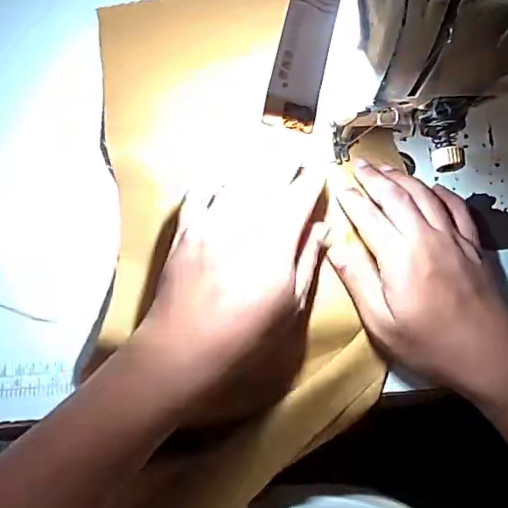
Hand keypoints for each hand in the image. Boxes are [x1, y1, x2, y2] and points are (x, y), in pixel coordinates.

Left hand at [127, 165, 326, 418]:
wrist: (184, 346)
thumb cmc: (247, 332)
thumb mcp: (291, 303)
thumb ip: (308, 259)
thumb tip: (323, 227)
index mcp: (277, 234)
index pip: (301, 191)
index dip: (313, 176)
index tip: (320, 166)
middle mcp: (244, 216)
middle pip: (269, 178)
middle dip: (285, 167)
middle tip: (295, 161)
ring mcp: (210, 219)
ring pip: (236, 180)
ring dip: (253, 171)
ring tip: (262, 167)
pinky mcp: (184, 228)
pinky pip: (200, 192)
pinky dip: (214, 183)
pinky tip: (220, 183)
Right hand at [327, 160, 507, 395]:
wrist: (490, 355)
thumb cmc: (430, 345)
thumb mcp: (382, 323)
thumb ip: (358, 281)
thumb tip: (335, 248)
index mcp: (399, 256)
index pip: (369, 216)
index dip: (352, 199)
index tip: (339, 187)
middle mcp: (426, 238)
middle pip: (397, 196)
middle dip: (375, 178)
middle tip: (359, 164)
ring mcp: (454, 239)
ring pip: (425, 196)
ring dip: (403, 178)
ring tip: (386, 169)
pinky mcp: (473, 247)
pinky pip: (456, 209)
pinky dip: (442, 193)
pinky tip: (433, 188)